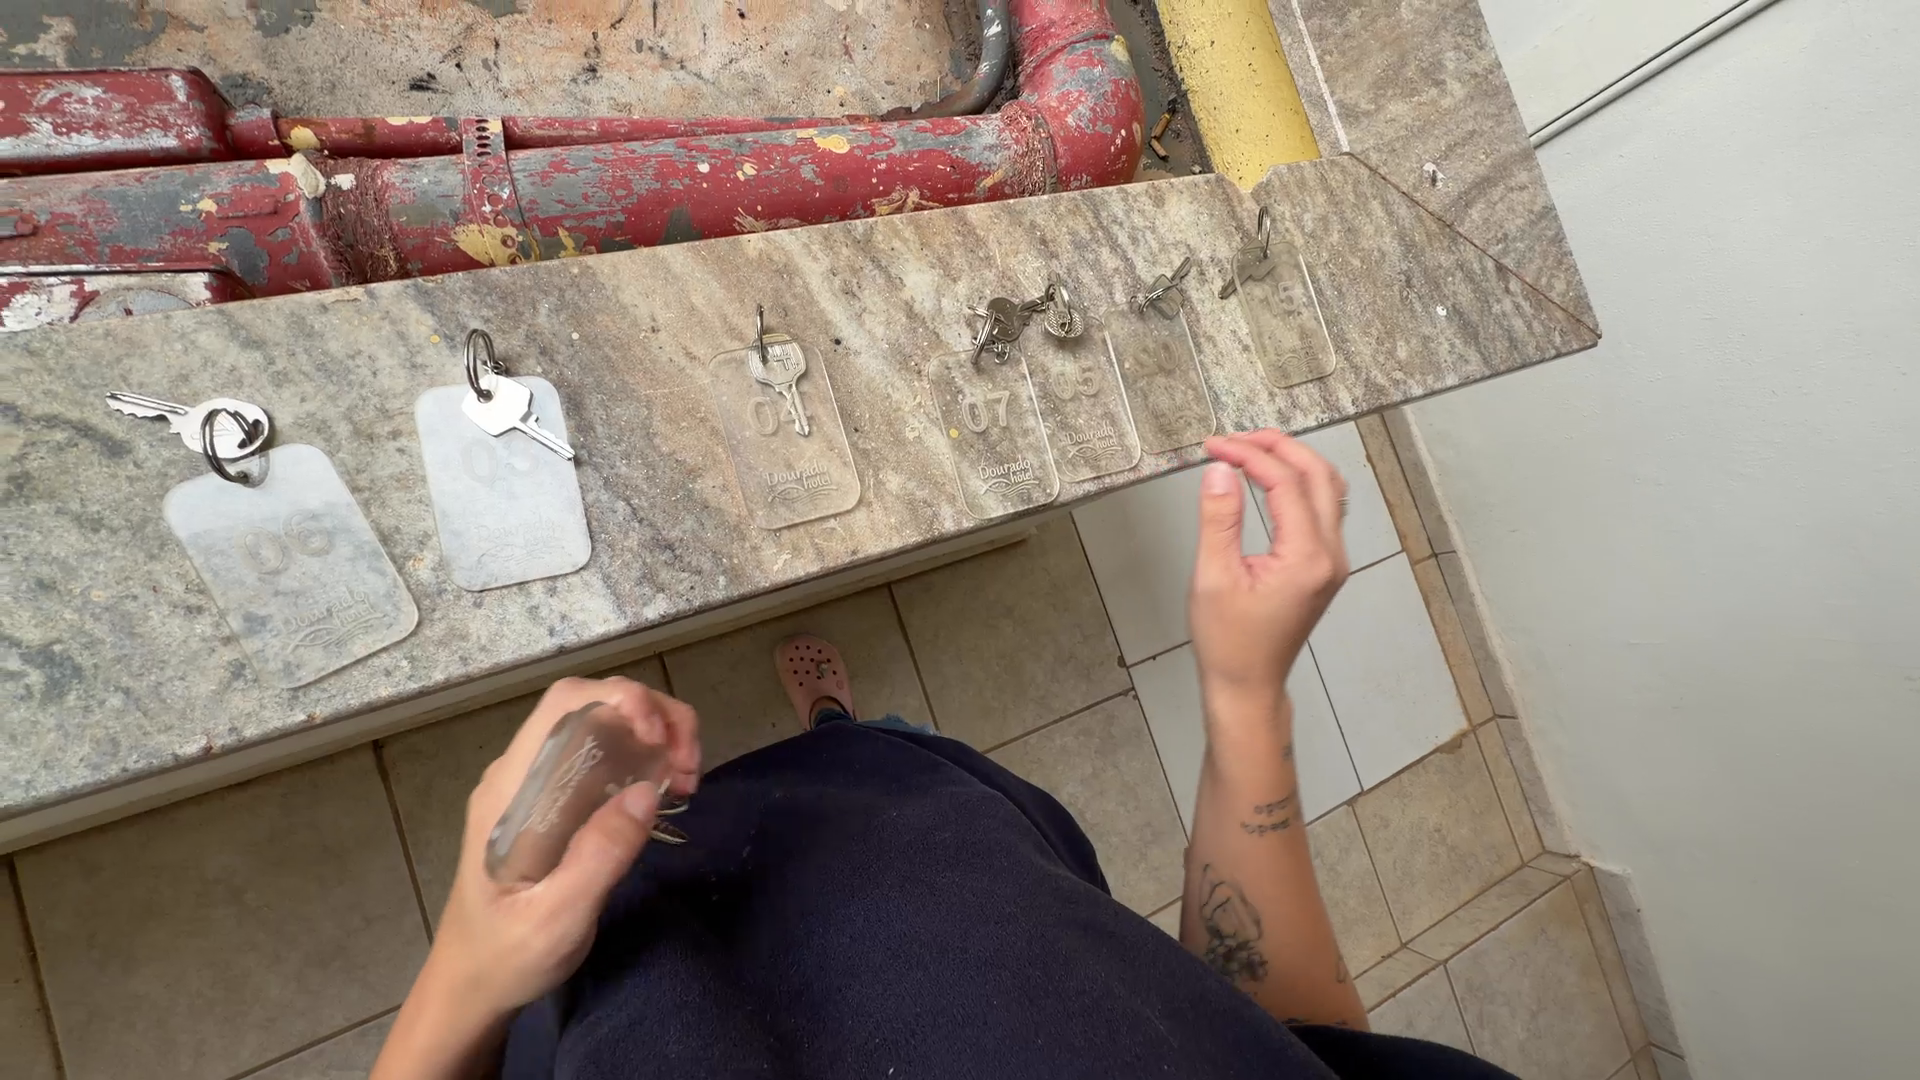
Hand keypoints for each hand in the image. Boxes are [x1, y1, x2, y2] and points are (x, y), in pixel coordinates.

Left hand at [430, 676, 702, 1016]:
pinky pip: (614, 751)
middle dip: (655, 715)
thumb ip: (598, 857)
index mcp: (512, 789)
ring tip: (688, 776)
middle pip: (597, 704)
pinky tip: (672, 786)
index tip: (658, 736)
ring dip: (660, 733)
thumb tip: (648, 791)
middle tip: (689, 763)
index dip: (619, 699)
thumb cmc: (506, 957)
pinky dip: (652, 754)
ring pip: (612, 721)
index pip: (564, 705)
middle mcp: (527, 771)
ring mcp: (546, 780)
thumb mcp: (556, 921)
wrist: (473, 988)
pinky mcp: (565, 794)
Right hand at [1189, 430, 1348, 717]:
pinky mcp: (1323, 566)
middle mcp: (1330, 554)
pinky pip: (1322, 509)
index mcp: (1307, 557)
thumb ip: (1218, 519)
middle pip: (1318, 476)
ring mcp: (1332, 560)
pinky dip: (1297, 483)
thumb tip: (1219, 470)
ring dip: (1292, 462)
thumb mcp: (1213, 577)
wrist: (1247, 683)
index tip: (1213, 446)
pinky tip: (1267, 481)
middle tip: (1234, 439)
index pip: (1285, 483)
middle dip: (1278, 447)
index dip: (1248, 455)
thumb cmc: (1227, 640)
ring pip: (1327, 489)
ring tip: (1249, 451)